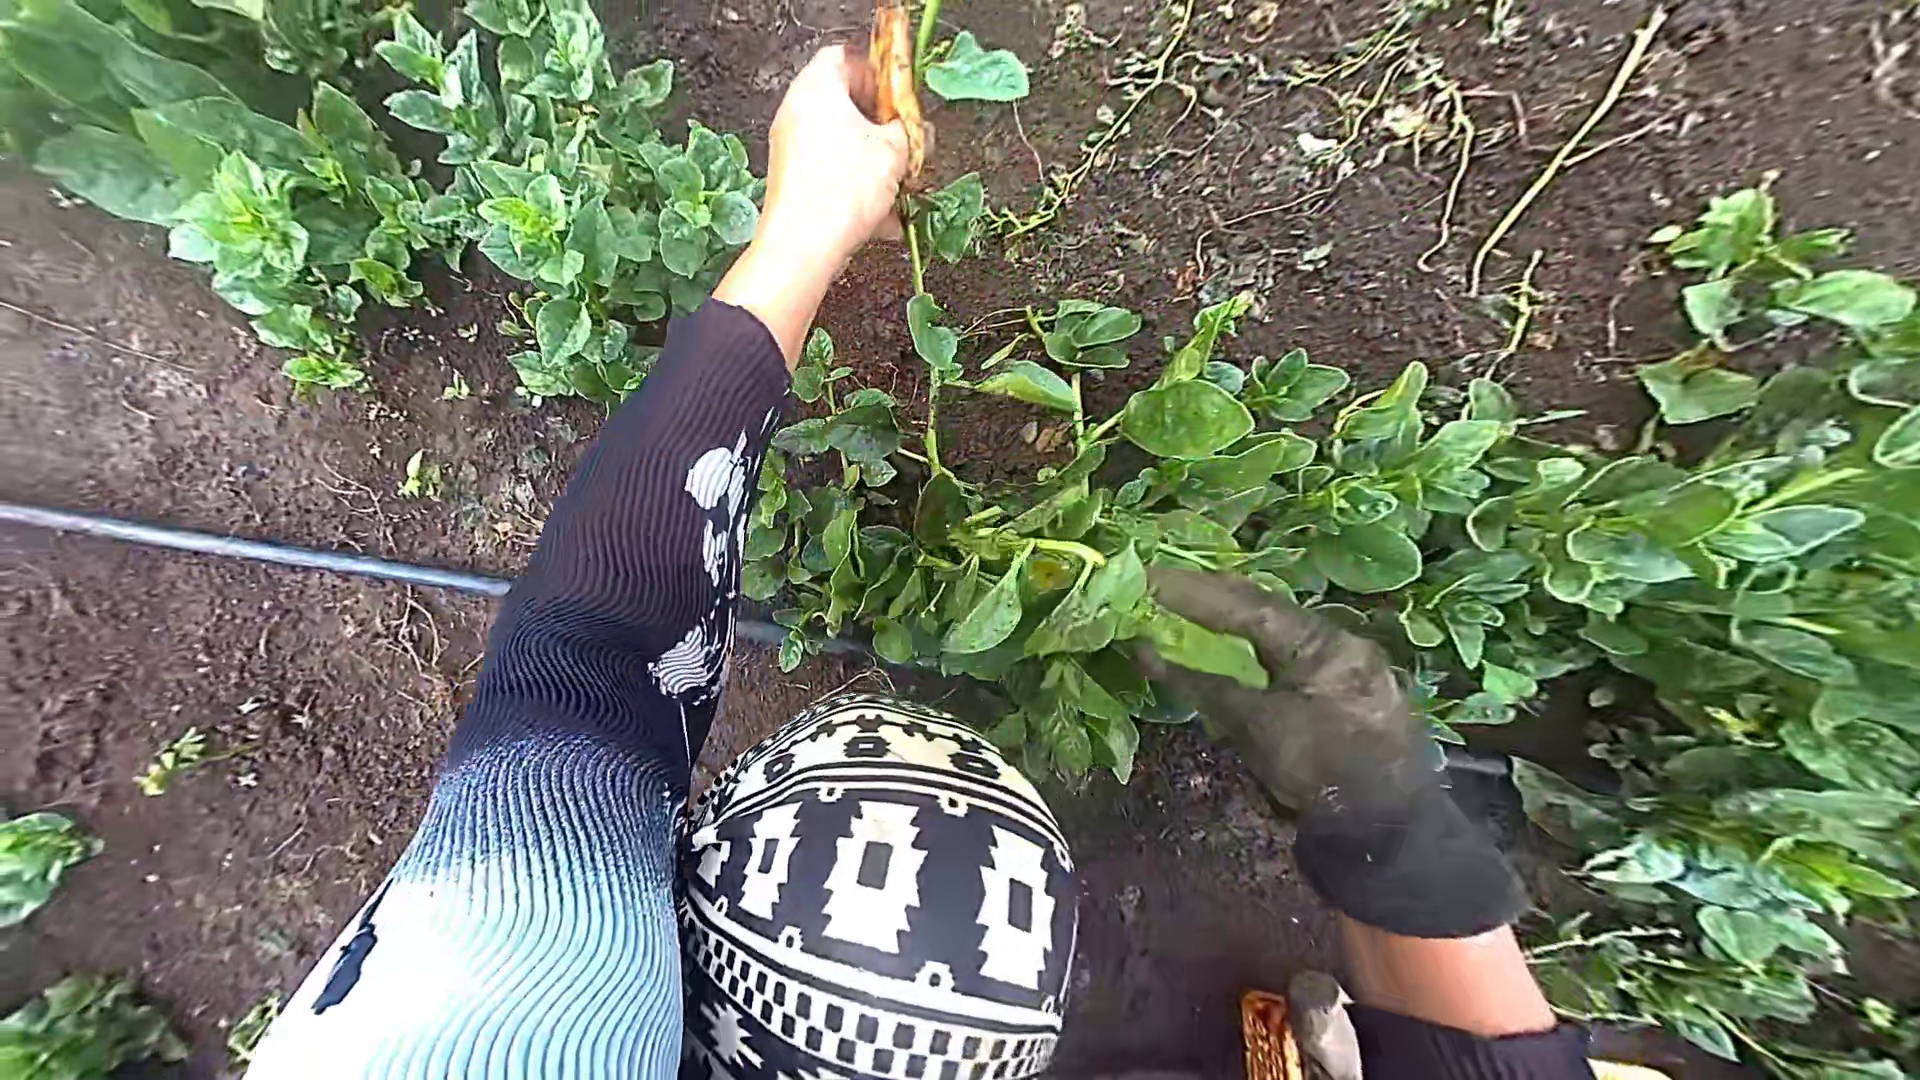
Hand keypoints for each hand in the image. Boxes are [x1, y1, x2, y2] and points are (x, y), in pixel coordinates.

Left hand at [760, 45, 911, 265]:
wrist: (804, 246)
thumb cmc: (841, 192)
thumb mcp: (894, 154)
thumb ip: (911, 135)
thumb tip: (918, 133)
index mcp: (817, 87)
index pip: (849, 60)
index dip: (881, 81)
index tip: (902, 107)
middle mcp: (798, 114)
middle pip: (850, 112)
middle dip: (884, 138)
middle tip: (905, 156)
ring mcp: (793, 152)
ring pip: (846, 153)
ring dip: (877, 174)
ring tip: (898, 198)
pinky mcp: (796, 187)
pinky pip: (835, 182)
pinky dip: (860, 197)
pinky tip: (883, 222)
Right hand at [1141, 568, 1524, 938]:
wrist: (1386, 831)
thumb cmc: (1318, 772)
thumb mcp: (1252, 726)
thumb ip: (1197, 683)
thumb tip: (1142, 652)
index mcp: (1323, 643)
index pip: (1246, 605)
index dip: (1193, 591)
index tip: (1151, 577)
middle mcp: (1335, 638)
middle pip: (1260, 605)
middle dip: (1207, 591)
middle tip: (1159, 579)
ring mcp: (1339, 658)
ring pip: (1271, 622)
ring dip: (1225, 610)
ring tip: (1181, 595)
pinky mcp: (1334, 678)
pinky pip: (1280, 643)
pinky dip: (1243, 635)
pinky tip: (1222, 630)